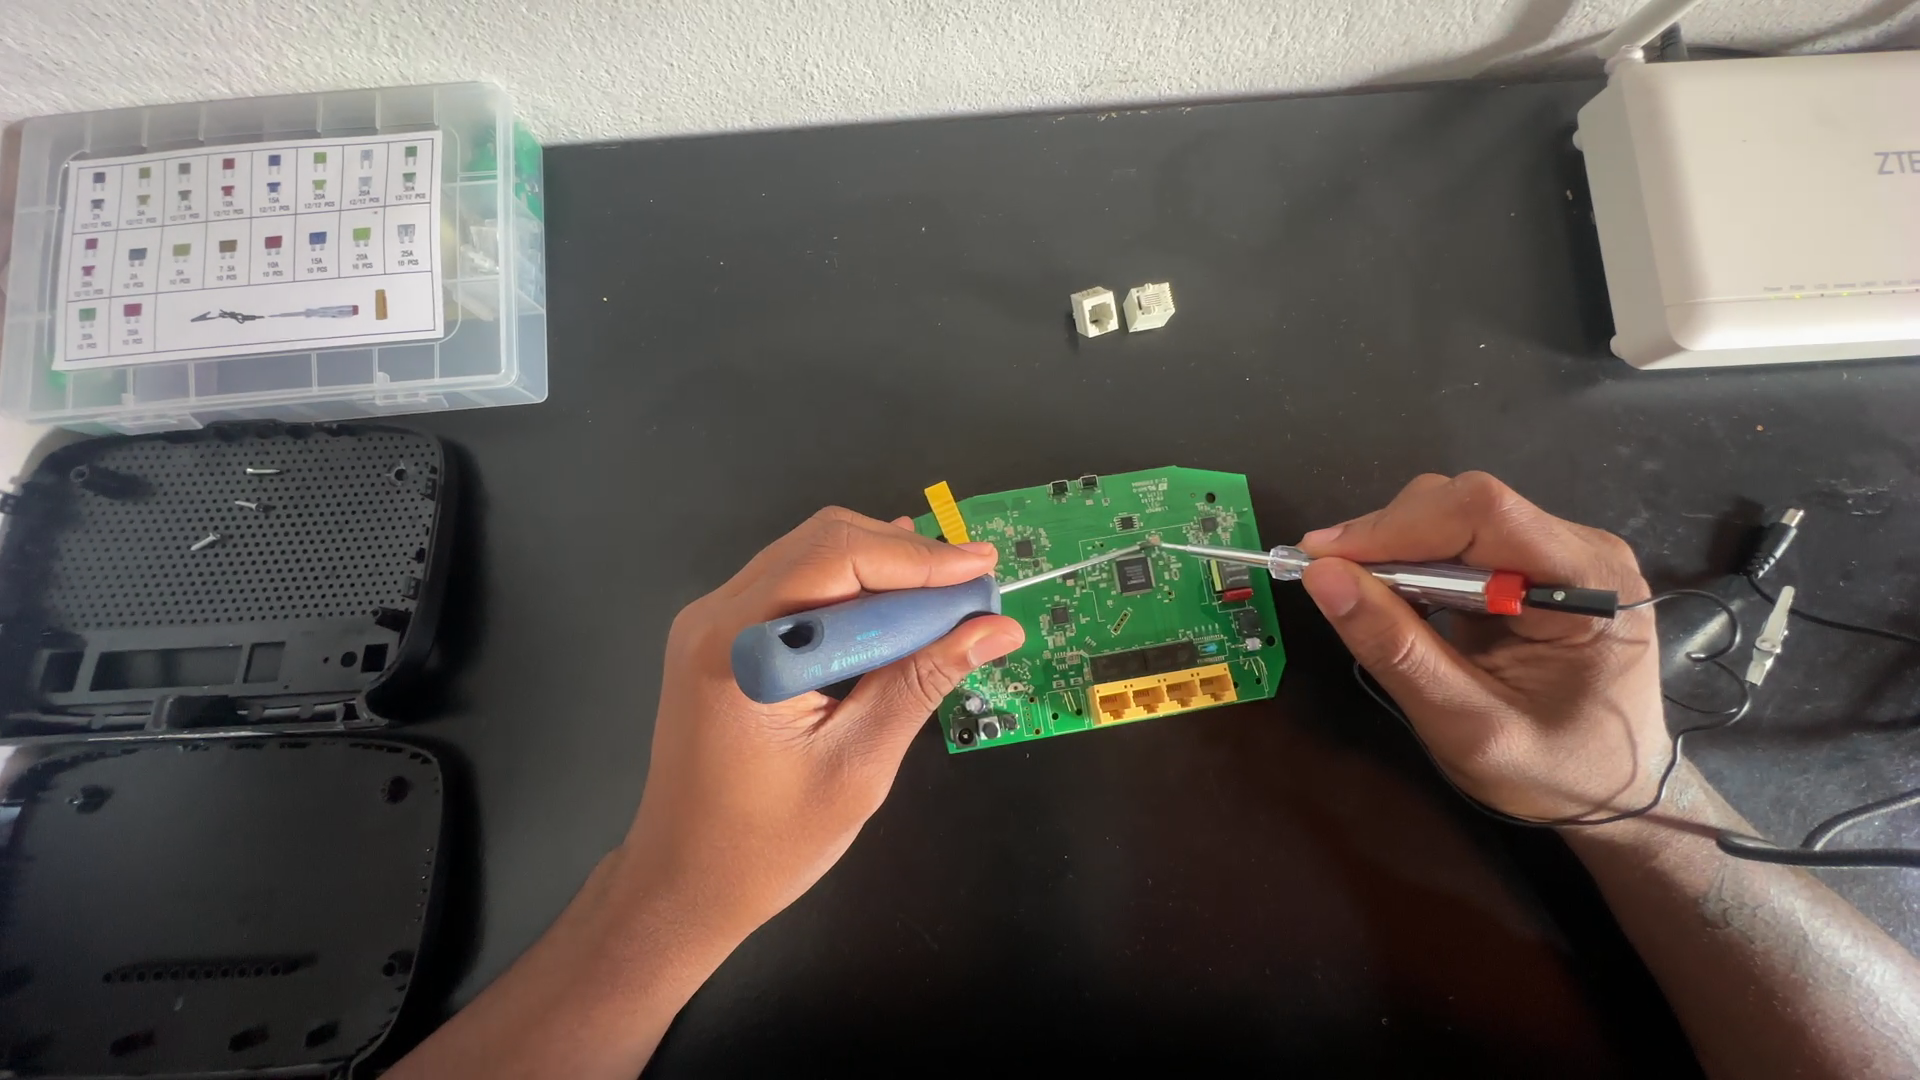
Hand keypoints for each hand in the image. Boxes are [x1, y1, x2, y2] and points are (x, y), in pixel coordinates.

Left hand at [622, 507, 1025, 941]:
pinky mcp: (724, 635)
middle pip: (824, 542)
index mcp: (741, 645)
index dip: (919, 558)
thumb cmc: (768, 844)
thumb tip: (998, 629)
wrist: (682, 885)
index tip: (984, 566)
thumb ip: (922, 682)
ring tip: (947, 590)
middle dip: (906, 555)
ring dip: (883, 566)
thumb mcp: (859, 764)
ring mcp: (714, 620)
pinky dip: (854, 587)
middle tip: (973, 580)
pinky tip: (896, 596)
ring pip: (812, 555)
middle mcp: (718, 613)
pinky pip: (798, 585)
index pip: (839, 560)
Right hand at [1297, 472, 1663, 821]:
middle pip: (1459, 503)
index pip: (1480, 511)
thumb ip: (1393, 647)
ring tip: (1362, 600)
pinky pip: (1449, 537)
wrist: (1610, 794)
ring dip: (1389, 549)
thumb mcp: (1462, 722)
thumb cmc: (1549, 769)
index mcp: (1586, 583)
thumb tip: (1321, 575)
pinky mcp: (1527, 563)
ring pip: (1446, 513)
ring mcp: (1553, 552)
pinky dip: (1403, 561)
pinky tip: (1391, 600)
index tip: (1321, 562)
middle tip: (1332, 586)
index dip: (1392, 527)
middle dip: (1384, 538)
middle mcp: (1577, 549)